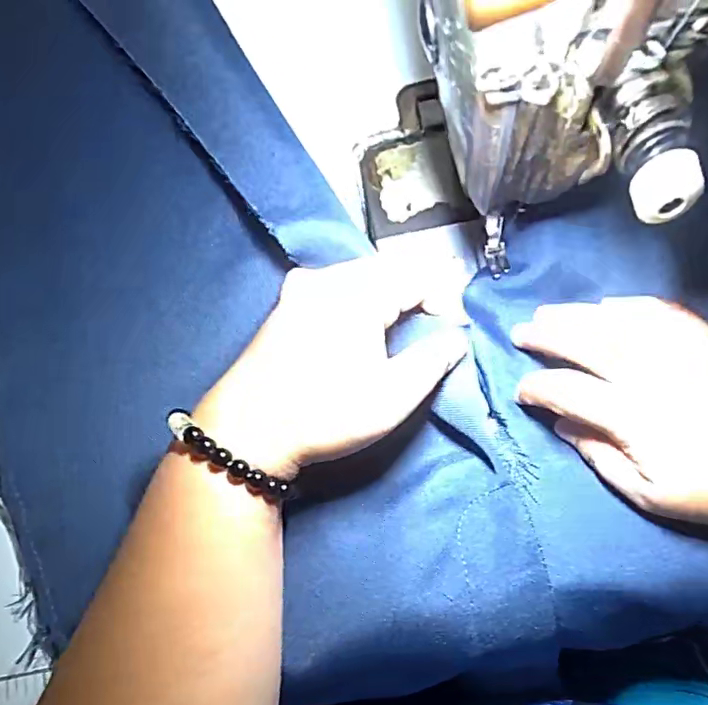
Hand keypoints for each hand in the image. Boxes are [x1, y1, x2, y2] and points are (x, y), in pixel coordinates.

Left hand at [192, 255, 470, 479]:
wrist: (250, 430)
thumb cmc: (326, 415)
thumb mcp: (393, 396)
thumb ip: (432, 361)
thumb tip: (457, 338)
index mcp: (357, 294)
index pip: (417, 276)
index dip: (444, 298)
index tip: (455, 327)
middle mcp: (326, 279)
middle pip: (386, 270)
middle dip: (416, 292)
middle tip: (434, 324)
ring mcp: (299, 290)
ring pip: (358, 276)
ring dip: (387, 295)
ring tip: (402, 327)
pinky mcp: (284, 307)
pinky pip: (334, 287)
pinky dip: (358, 300)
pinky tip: (362, 328)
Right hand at [513, 297, 707, 540]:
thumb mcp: (648, 493)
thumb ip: (601, 456)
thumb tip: (566, 426)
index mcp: (632, 415)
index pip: (569, 390)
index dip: (538, 388)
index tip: (522, 392)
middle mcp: (652, 372)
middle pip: (588, 342)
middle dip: (549, 335)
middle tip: (522, 331)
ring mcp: (684, 350)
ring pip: (621, 321)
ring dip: (581, 314)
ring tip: (555, 313)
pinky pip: (663, 313)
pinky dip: (632, 306)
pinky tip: (613, 305)